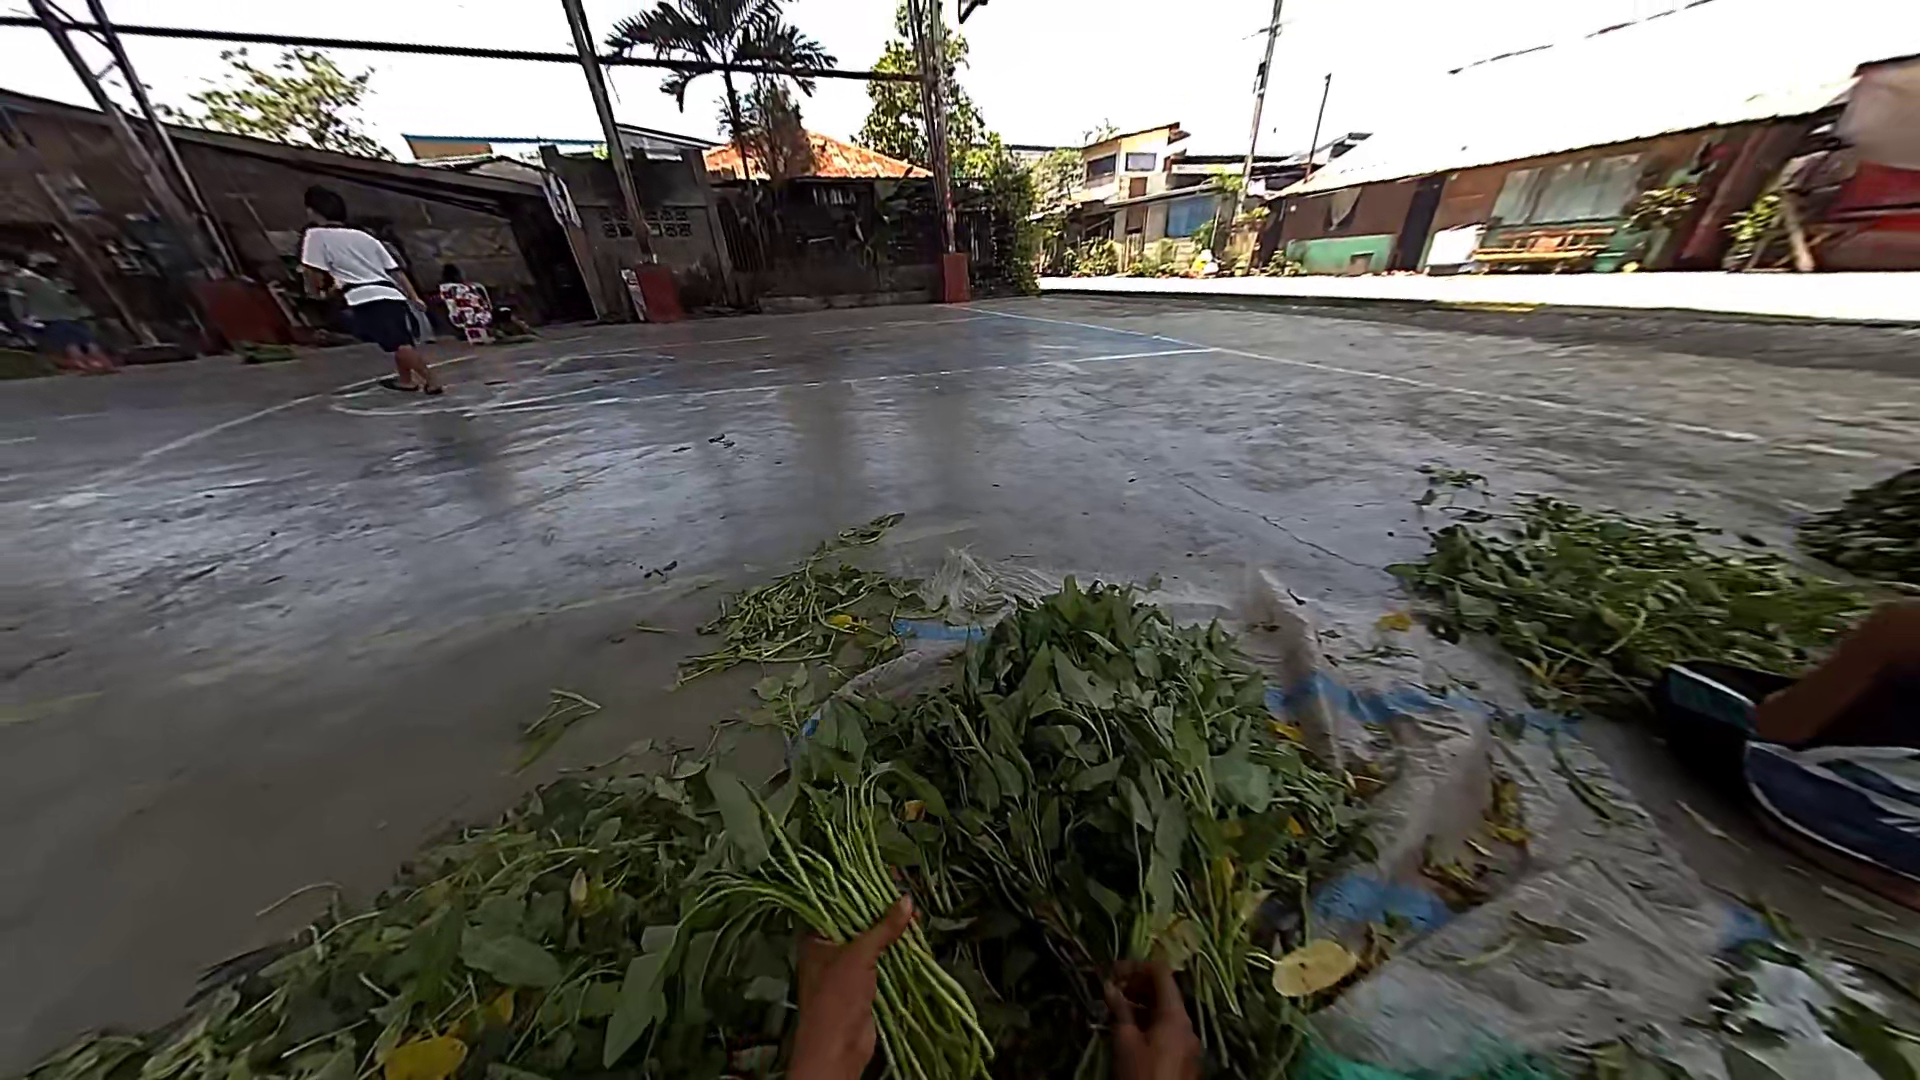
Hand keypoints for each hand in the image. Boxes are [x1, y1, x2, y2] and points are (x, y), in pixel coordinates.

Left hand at [789, 894, 913, 1079]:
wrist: (837, 1054)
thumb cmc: (836, 999)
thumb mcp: (859, 954)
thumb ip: (884, 926)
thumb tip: (907, 900)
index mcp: (816, 936)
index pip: (837, 900)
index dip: (859, 884)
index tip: (882, 872)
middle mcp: (828, 947)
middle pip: (857, 917)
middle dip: (881, 906)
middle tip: (903, 891)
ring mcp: (845, 965)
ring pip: (871, 936)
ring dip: (892, 926)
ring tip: (914, 912)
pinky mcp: (862, 982)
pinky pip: (880, 955)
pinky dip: (895, 946)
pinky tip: (912, 934)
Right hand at [1105, 960, 1201, 1079]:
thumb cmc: (1141, 1076)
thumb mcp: (1124, 1041)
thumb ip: (1119, 1008)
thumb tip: (1109, 986)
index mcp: (1176, 1015)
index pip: (1160, 971)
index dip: (1135, 966)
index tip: (1112, 972)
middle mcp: (1187, 1025)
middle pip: (1163, 990)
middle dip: (1136, 984)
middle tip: (1111, 990)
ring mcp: (1187, 1044)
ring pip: (1164, 1010)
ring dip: (1139, 1003)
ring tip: (1115, 1008)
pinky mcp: (1183, 1060)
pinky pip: (1166, 1028)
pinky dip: (1147, 1021)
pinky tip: (1128, 1029)